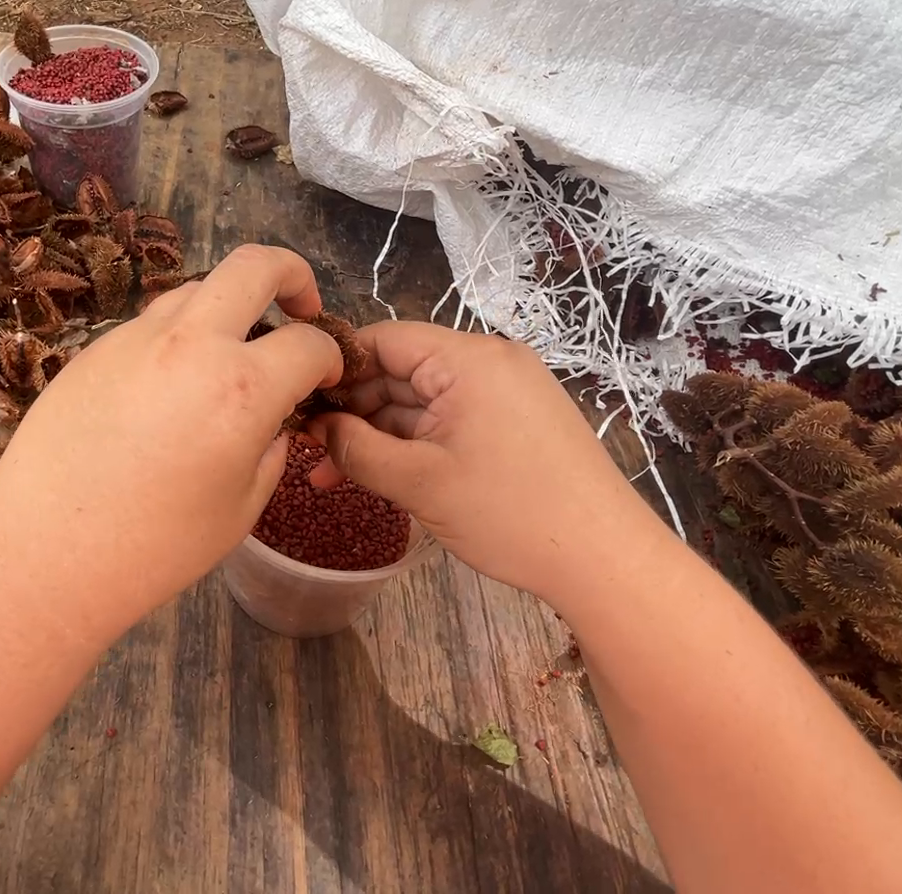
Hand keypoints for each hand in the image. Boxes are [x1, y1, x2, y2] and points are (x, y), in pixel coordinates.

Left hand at [0, 245, 342, 628]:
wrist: (46, 552)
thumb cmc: (155, 548)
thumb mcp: (241, 508)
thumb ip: (270, 448)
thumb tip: (274, 419)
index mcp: (242, 388)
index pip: (308, 344)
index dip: (329, 357)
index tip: (324, 377)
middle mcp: (192, 344)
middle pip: (256, 265)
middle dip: (292, 273)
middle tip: (300, 307)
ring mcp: (137, 338)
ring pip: (198, 287)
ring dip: (229, 307)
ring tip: (228, 354)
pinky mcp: (96, 347)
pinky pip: (152, 322)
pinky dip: (179, 335)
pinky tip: (170, 382)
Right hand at [305, 321, 662, 598]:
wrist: (606, 562)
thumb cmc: (509, 512)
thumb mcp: (418, 481)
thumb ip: (354, 448)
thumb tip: (311, 426)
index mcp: (469, 359)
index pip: (383, 340)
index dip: (335, 367)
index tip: (295, 400)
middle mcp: (487, 364)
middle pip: (398, 373)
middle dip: (350, 412)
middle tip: (303, 448)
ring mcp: (502, 395)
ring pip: (417, 404)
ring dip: (375, 435)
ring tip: (327, 474)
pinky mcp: (510, 424)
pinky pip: (444, 422)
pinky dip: (409, 445)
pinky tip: (374, 474)